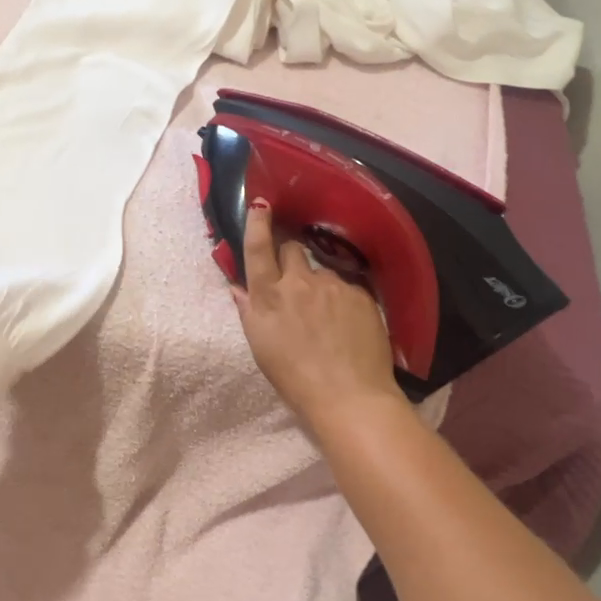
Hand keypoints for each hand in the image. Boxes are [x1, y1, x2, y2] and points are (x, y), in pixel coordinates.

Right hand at [232, 201, 403, 423]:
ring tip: (325, 312)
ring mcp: (333, 286)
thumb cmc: (294, 377)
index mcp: (268, 296)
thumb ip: (249, 310)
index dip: (257, 223)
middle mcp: (299, 283)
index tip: (260, 204)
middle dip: (290, 254)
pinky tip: (346, 321)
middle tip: (293, 276)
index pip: (258, 248)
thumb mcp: (260, 345)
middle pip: (292, 248)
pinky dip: (342, 297)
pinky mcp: (361, 295)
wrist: (349, 396)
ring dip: (319, 282)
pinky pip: (347, 285)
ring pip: (322, 270)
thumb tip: (239, 288)